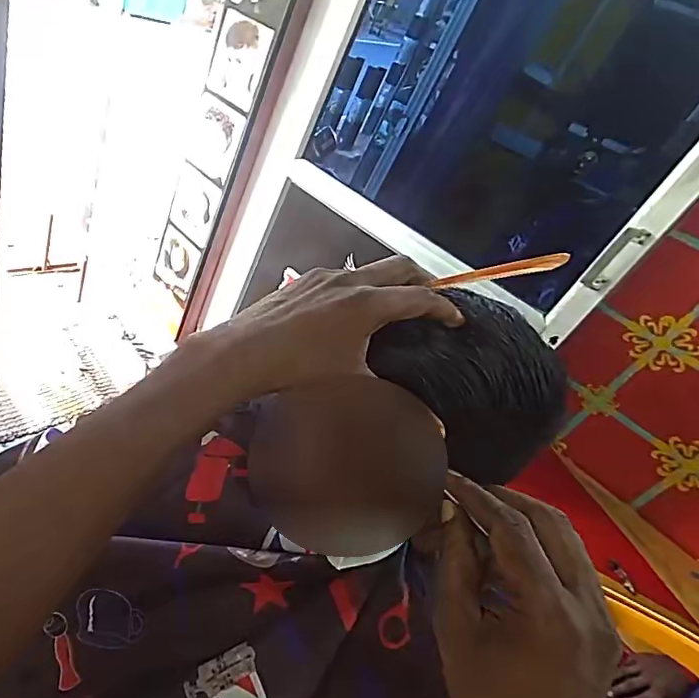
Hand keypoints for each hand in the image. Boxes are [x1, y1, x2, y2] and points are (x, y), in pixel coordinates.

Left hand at [171, 256, 461, 401]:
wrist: (243, 352)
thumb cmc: (296, 368)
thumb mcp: (350, 384)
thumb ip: (391, 400)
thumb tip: (432, 430)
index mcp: (367, 303)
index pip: (420, 297)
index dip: (443, 308)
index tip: (455, 319)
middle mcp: (348, 281)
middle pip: (400, 267)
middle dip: (423, 279)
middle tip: (432, 298)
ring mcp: (322, 277)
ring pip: (368, 267)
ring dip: (388, 279)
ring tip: (393, 301)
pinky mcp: (302, 282)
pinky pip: (341, 274)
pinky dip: (358, 283)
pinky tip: (349, 306)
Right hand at [434, 475, 618, 697]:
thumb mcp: (455, 628)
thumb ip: (456, 564)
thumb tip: (454, 514)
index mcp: (548, 610)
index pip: (514, 529)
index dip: (477, 497)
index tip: (449, 479)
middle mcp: (588, 606)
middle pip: (552, 523)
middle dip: (506, 499)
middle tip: (466, 493)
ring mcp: (605, 616)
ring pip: (569, 540)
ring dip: (527, 520)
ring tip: (483, 515)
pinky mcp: (606, 626)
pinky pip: (574, 566)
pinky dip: (541, 546)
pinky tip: (508, 551)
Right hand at [611, 653, 697, 697]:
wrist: (686, 666)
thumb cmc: (680, 686)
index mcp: (659, 691)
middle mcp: (649, 678)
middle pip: (630, 685)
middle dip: (618, 690)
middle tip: (608, 693)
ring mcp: (644, 666)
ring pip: (625, 671)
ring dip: (616, 677)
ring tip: (608, 681)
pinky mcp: (641, 656)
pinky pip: (628, 661)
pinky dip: (621, 666)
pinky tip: (616, 669)